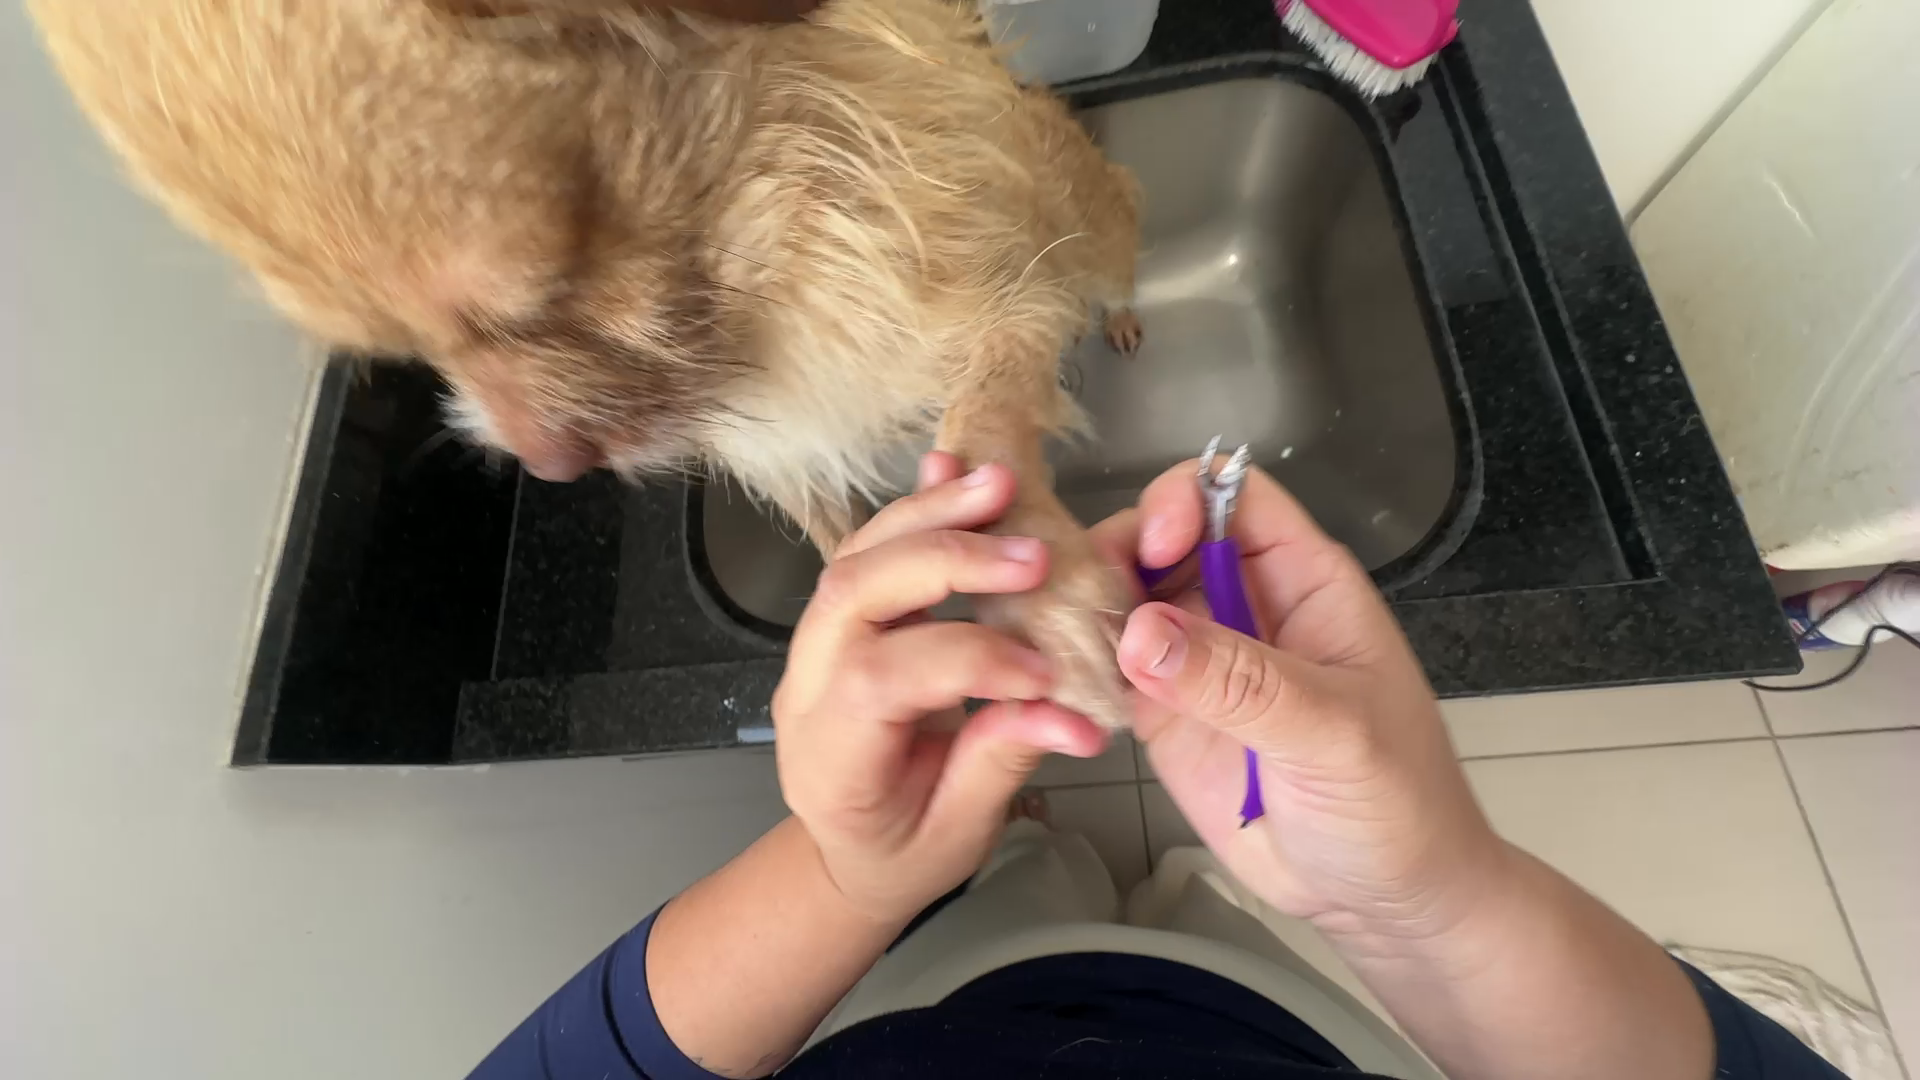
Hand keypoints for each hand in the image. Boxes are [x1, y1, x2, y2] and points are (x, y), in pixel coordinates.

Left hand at [774, 453, 1107, 923]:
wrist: (843, 845)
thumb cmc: (899, 849)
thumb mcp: (957, 830)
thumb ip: (1004, 760)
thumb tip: (1080, 717)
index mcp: (830, 754)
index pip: (883, 679)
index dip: (971, 660)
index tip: (1046, 673)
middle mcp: (807, 683)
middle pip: (854, 592)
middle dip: (946, 560)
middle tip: (1032, 552)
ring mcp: (815, 642)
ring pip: (856, 555)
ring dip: (931, 513)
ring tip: (1000, 485)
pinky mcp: (839, 617)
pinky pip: (866, 550)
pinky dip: (913, 510)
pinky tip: (950, 472)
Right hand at [1095, 462, 1505, 945]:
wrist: (1375, 892)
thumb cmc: (1391, 800)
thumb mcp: (1333, 731)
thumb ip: (1240, 679)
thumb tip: (1137, 631)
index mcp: (1295, 577)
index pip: (1229, 495)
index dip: (1182, 501)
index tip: (1151, 551)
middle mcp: (1235, 600)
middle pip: (1156, 536)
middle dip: (1113, 555)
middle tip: (1080, 604)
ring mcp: (1192, 653)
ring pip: (1120, 595)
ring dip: (1083, 608)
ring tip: (1053, 643)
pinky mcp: (1159, 704)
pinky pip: (1107, 663)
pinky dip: (1076, 663)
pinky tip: (1054, 681)